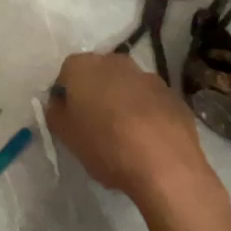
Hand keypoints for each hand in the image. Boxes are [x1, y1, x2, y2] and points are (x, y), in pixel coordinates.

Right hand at [44, 52, 219, 211]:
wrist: (167, 167)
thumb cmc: (107, 146)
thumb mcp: (66, 135)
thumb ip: (55, 113)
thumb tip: (59, 104)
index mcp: (83, 66)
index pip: (65, 74)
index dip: (65, 96)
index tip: (69, 119)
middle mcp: (115, 62)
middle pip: (98, 75)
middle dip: (95, 94)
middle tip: (94, 124)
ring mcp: (148, 77)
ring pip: (127, 86)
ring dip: (122, 102)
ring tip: (125, 135)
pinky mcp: (174, 96)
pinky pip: (151, 101)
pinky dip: (147, 113)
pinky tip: (148, 140)